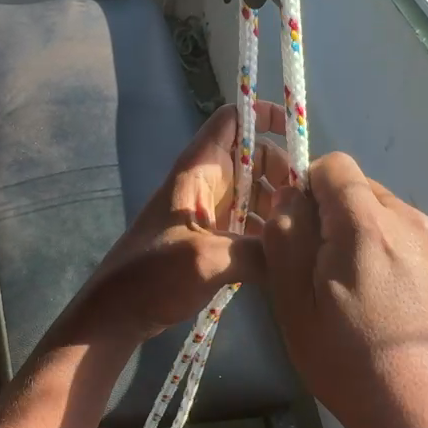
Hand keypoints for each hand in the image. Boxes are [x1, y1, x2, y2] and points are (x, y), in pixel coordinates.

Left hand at [66, 100, 291, 338]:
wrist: (118, 311)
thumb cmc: (152, 275)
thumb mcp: (206, 261)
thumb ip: (256, 252)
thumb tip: (301, 248)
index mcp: (198, 171)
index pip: (232, 121)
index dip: (263, 115)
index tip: (298, 135)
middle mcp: (206, 184)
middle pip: (254, 157)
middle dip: (283, 171)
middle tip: (309, 203)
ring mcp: (209, 212)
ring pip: (255, 192)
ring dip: (278, 205)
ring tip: (306, 230)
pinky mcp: (213, 240)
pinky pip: (249, 223)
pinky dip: (268, 231)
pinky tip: (289, 253)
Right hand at [260, 152, 427, 427]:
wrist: (425, 412)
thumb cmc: (348, 360)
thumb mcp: (293, 302)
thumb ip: (285, 236)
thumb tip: (288, 197)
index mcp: (365, 225)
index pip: (334, 165)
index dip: (306, 187)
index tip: (297, 230)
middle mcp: (409, 220)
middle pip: (359, 188)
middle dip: (332, 214)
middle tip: (318, 268)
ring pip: (384, 212)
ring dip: (360, 233)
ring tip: (354, 288)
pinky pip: (408, 236)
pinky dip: (388, 251)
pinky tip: (384, 299)